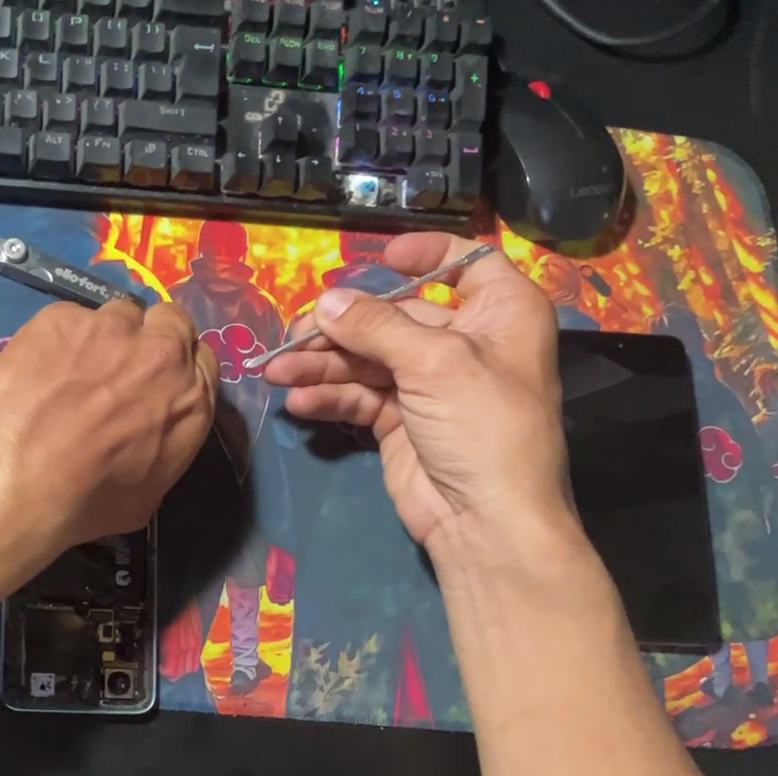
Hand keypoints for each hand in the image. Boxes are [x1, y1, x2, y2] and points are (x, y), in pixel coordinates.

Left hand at [0, 299, 216, 564]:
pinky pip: (67, 320)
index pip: (201, 359)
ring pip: (116, 316)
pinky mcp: (61, 318)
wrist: (17, 480)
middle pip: (169, 322)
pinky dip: (55, 341)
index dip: (175, 368)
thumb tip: (147, 439)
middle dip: (149, 338)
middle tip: (115, 370)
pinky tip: (33, 372)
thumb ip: (161, 449)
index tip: (152, 383)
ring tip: (67, 373)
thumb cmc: (85, 504)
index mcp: (191, 401)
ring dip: (101, 338)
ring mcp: (110, 329)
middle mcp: (160, 354)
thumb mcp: (146, 496)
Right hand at [261, 234, 571, 563]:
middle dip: (343, 326)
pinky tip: (299, 402)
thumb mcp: (434, 363)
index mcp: (499, 314)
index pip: (468, 265)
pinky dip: (329, 398)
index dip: (426, 255)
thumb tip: (325, 301)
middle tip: (294, 333)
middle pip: (394, 318)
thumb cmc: (481, 424)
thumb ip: (376, 327)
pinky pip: (357, 397)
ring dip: (321, 365)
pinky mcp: (397, 421)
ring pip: (366, 360)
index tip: (380, 258)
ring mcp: (426, 385)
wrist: (482, 517)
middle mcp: (463, 343)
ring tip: (278, 372)